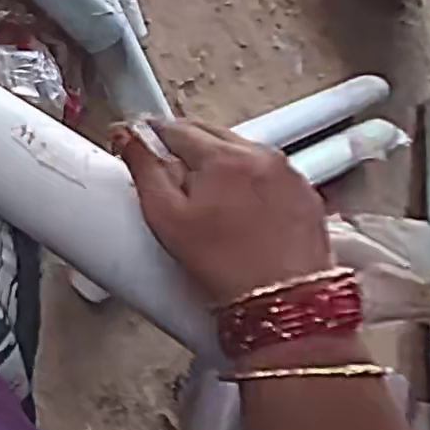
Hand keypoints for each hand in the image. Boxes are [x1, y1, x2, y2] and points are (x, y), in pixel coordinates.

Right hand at [112, 120, 330, 306]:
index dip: (148, 135)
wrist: (283, 303)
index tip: (137, 145)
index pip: (173, 127)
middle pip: (206, 131)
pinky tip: (234, 207)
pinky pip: (263, 167)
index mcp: (222, 157)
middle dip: (181, 145)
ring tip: (203, 197)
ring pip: (235, 146)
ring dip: (214, 159)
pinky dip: (244, 176)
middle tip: (167, 176)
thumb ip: (143, 167)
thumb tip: (127, 136)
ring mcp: (286, 171)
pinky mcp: (302, 189)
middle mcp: (259, 155)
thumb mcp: (165, 216)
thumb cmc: (223, 266)